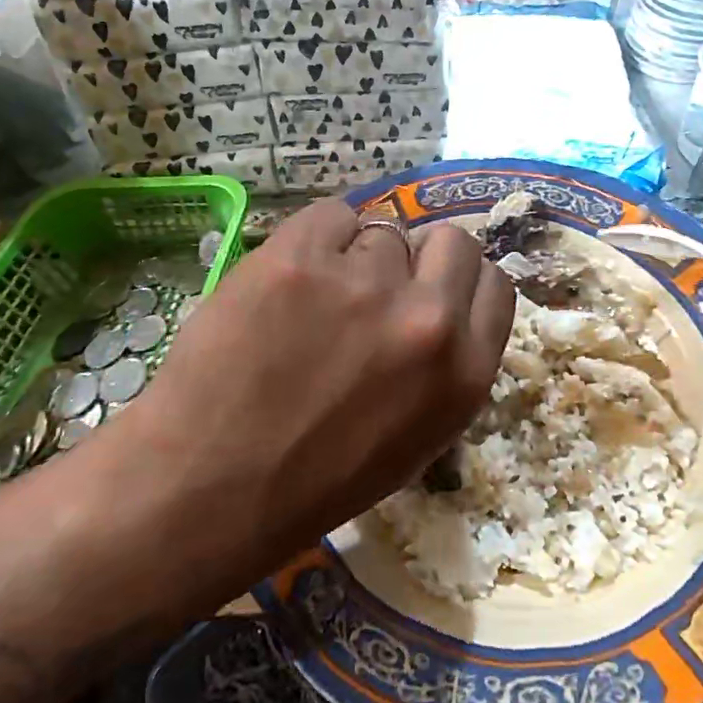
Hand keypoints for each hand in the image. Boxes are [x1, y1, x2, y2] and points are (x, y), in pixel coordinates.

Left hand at [128, 200, 514, 558]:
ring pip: (382, 230)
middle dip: (419, 257)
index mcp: (465, 374)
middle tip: (376, 285)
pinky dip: (315, 239)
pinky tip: (287, 280)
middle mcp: (429, 319)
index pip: (494, 285)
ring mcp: (363, 282)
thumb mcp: (415, 439)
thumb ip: (442, 365)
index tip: (430, 288)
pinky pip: (331, 214)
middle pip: (451, 240)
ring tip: (312, 301)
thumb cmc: (313, 480)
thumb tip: (438, 301)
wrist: (208, 487)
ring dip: (356, 258)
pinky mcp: (299, 256)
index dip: (459, 282)